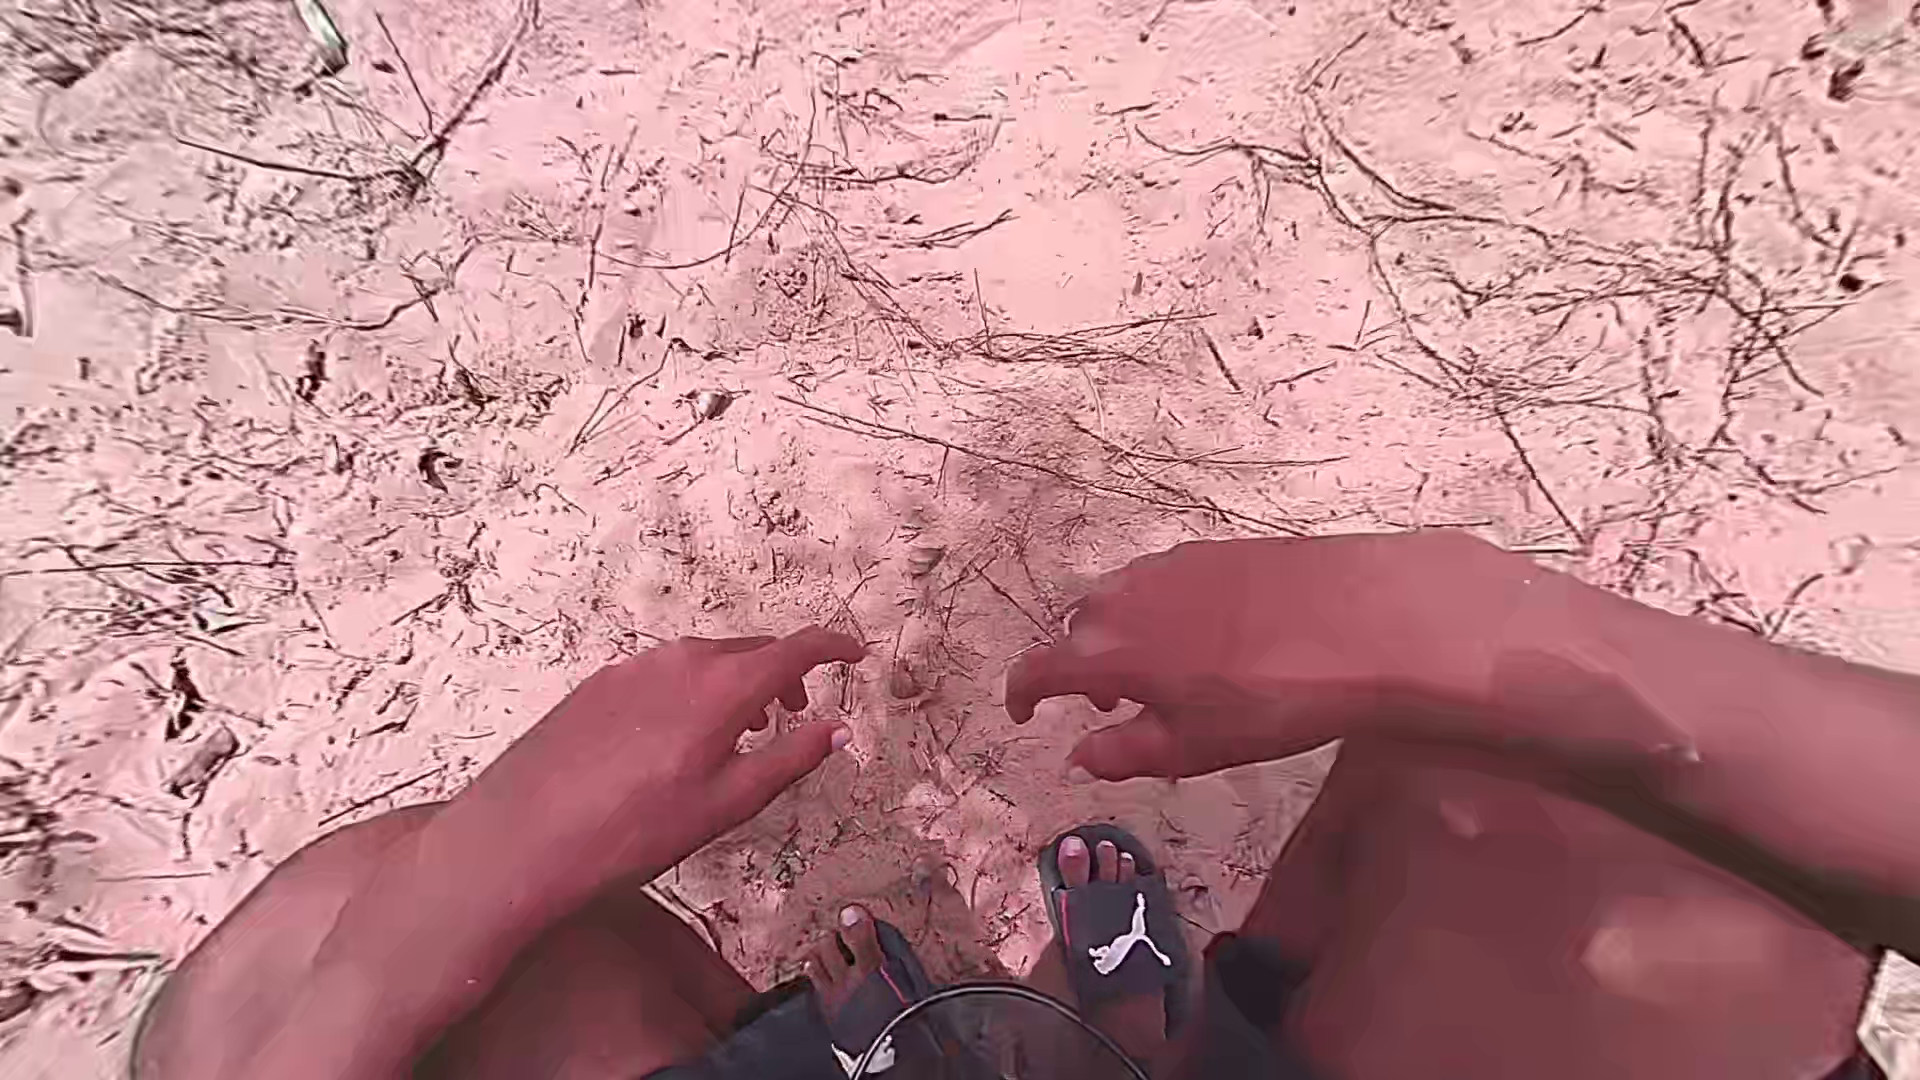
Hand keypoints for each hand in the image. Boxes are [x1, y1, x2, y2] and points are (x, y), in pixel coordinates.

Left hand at [457, 627, 866, 890]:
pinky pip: (671, 670)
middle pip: (756, 651)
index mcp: (724, 685)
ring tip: (738, 730)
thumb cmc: (634, 830)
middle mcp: (686, 658)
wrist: (511, 843)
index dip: (835, 646)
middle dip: (787, 674)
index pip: (799, 647)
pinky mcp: (604, 679)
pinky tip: (677, 734)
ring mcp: (639, 664)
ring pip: (712, 659)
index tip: (857, 654)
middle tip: (794, 714)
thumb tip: (840, 729)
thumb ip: (792, 758)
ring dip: (741, 683)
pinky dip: (698, 688)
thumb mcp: (728, 804)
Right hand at [1005, 532, 1563, 780]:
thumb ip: (1123, 752)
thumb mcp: (1193, 746)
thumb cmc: (1266, 700)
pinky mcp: (1194, 550)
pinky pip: (1149, 583)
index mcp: (1105, 653)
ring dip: (1113, 637)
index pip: (1035, 668)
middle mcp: (1116, 601)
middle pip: (1072, 633)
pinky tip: (1197, 630)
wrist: (1355, 620)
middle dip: (1078, 669)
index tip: (1024, 713)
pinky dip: (1149, 610)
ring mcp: (1155, 569)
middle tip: (1114, 703)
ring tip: (1157, 667)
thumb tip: (1077, 757)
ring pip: (1110, 604)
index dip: (1020, 693)